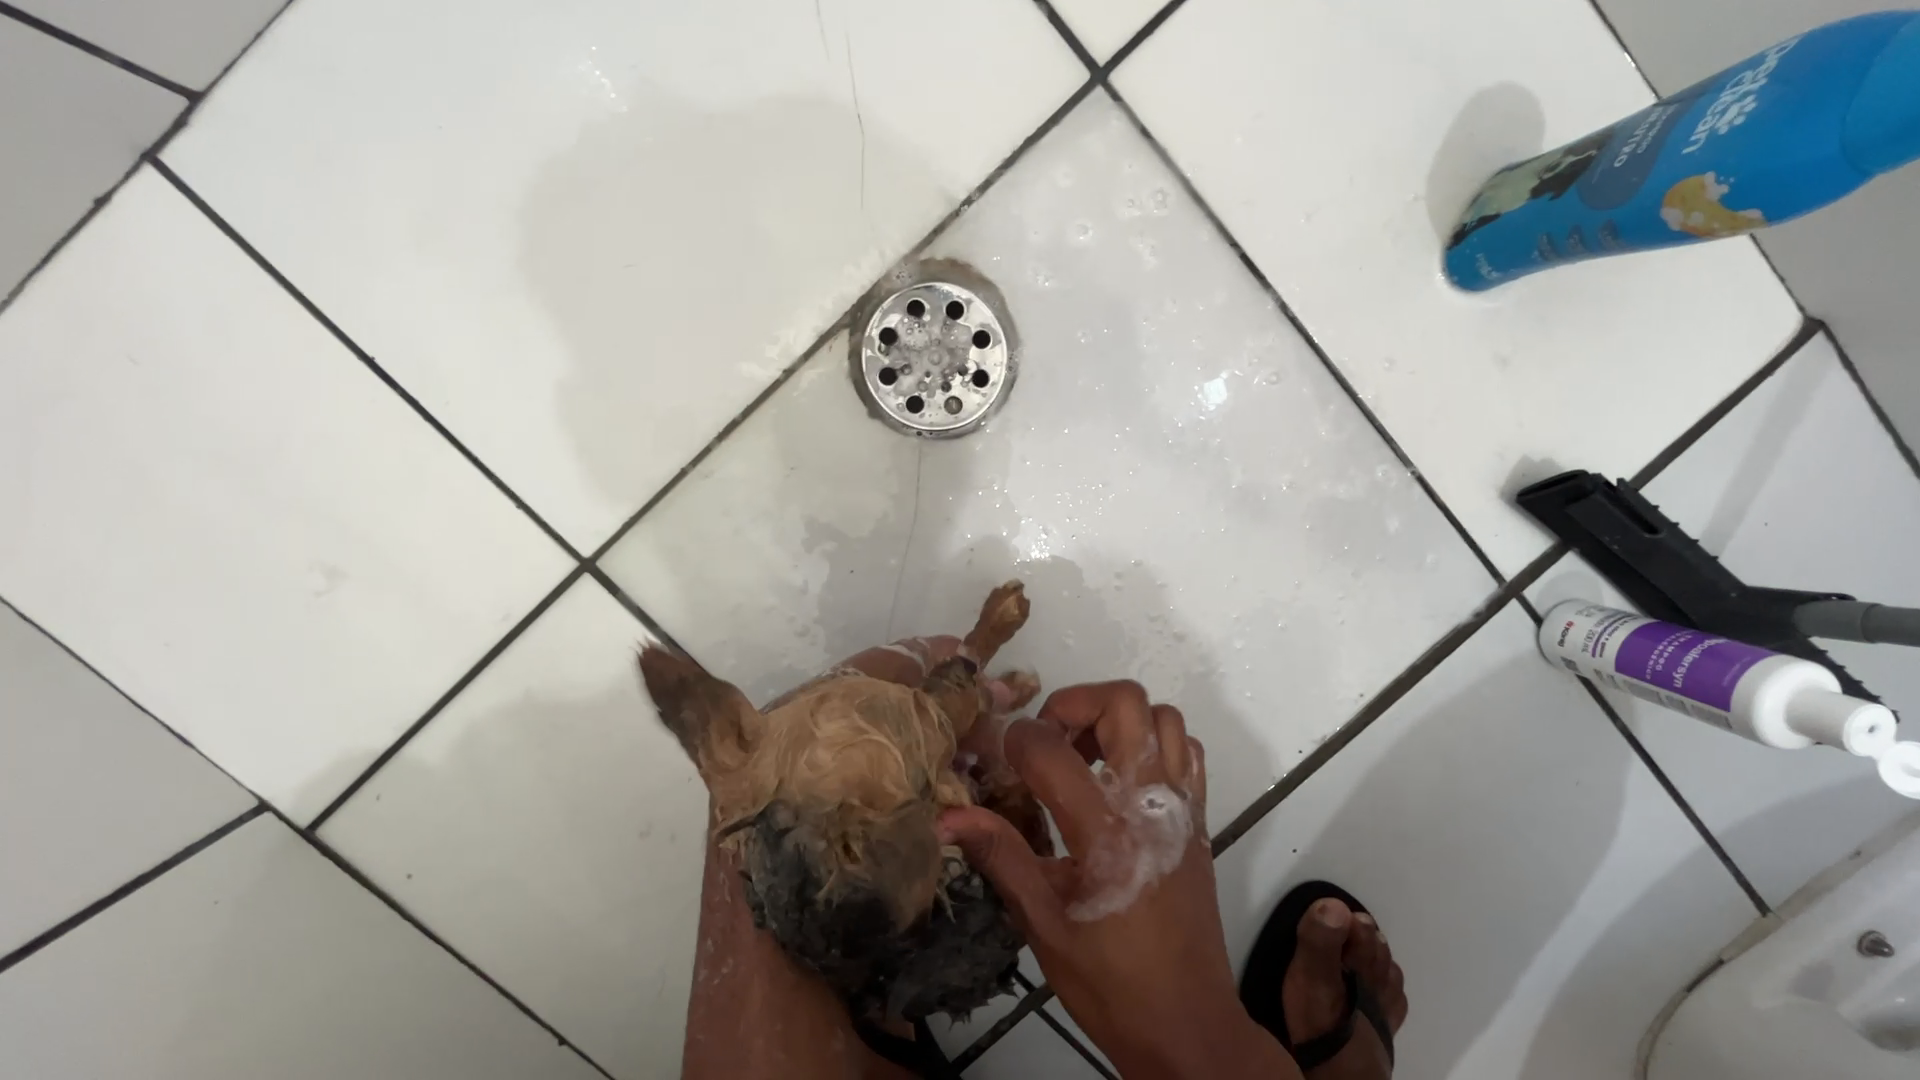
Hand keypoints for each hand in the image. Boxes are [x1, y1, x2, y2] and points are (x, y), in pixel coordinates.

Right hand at [938, 682, 1296, 1079]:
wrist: (1186, 1024)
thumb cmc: (1108, 980)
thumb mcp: (1042, 922)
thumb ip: (999, 855)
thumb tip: (947, 815)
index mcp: (1103, 832)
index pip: (1052, 748)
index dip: (1016, 739)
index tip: (1002, 757)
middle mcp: (1150, 804)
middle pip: (1125, 701)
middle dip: (1076, 701)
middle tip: (1050, 737)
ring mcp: (1183, 806)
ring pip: (1163, 715)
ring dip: (1119, 718)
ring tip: (1086, 754)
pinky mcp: (1200, 818)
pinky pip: (1187, 749)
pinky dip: (1156, 741)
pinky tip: (1124, 777)